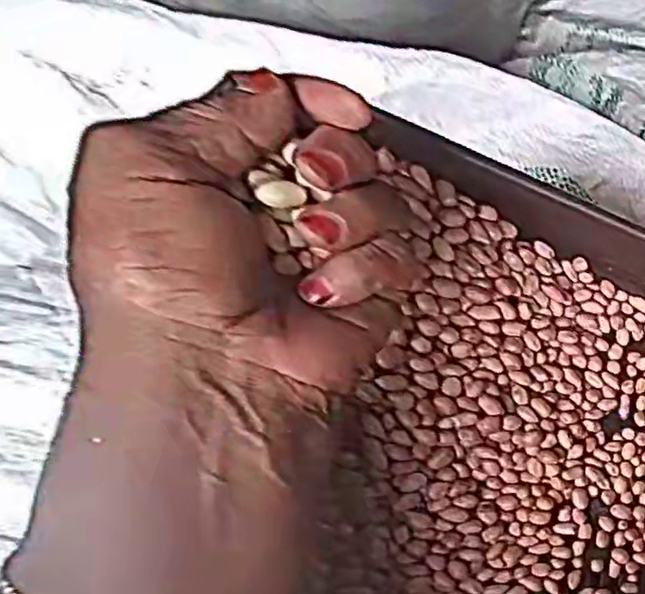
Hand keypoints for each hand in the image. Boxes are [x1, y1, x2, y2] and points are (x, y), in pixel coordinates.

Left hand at [68, 70, 422, 393]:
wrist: (216, 357)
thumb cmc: (158, 274)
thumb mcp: (144, 162)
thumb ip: (214, 117)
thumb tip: (279, 91)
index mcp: (231, 162)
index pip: (293, 111)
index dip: (322, 102)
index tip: (343, 108)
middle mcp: (294, 201)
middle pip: (353, 151)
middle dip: (340, 160)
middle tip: (312, 180)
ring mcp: (343, 246)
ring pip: (388, 202)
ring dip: (352, 220)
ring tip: (310, 246)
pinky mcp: (383, 287)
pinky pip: (404, 257)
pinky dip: (366, 271)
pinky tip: (326, 291)